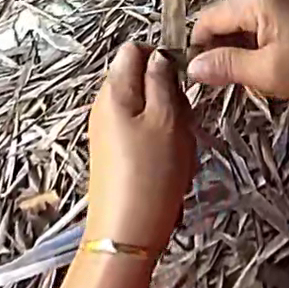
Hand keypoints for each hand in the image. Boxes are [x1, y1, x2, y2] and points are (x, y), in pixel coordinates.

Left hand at [84, 43, 195, 252]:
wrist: (125, 238)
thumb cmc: (150, 174)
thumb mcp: (167, 119)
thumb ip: (163, 80)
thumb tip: (160, 55)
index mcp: (114, 91)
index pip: (134, 49)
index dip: (160, 55)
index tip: (181, 79)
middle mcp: (105, 106)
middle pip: (140, 77)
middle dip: (168, 91)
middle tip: (183, 118)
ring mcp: (108, 131)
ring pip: (146, 105)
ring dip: (168, 118)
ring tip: (179, 143)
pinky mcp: (115, 153)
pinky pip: (142, 130)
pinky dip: (160, 138)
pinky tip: (170, 161)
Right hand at [185, 0, 288, 97]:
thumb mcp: (266, 72)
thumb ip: (226, 66)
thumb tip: (192, 67)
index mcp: (255, 0)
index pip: (208, 18)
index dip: (198, 46)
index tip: (198, 76)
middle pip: (222, 18)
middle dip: (219, 49)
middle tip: (225, 82)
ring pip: (238, 23)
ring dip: (236, 48)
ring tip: (246, 76)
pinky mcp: (285, 6)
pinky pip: (255, 22)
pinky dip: (251, 43)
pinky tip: (261, 64)